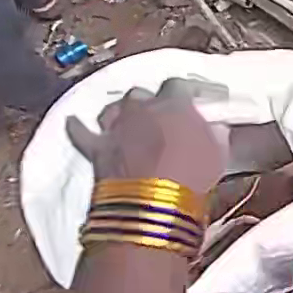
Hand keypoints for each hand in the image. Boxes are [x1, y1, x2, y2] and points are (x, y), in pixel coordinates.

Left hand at [66, 79, 230, 196]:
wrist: (151, 206)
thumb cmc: (192, 177)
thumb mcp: (218, 155)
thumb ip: (215, 135)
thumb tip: (215, 127)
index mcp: (173, 104)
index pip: (180, 85)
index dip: (189, 90)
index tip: (199, 96)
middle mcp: (140, 108)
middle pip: (142, 94)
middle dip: (151, 102)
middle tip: (162, 115)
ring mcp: (115, 128)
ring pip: (113, 108)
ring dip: (121, 112)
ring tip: (129, 120)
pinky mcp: (96, 150)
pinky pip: (81, 133)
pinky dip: (78, 127)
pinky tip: (74, 122)